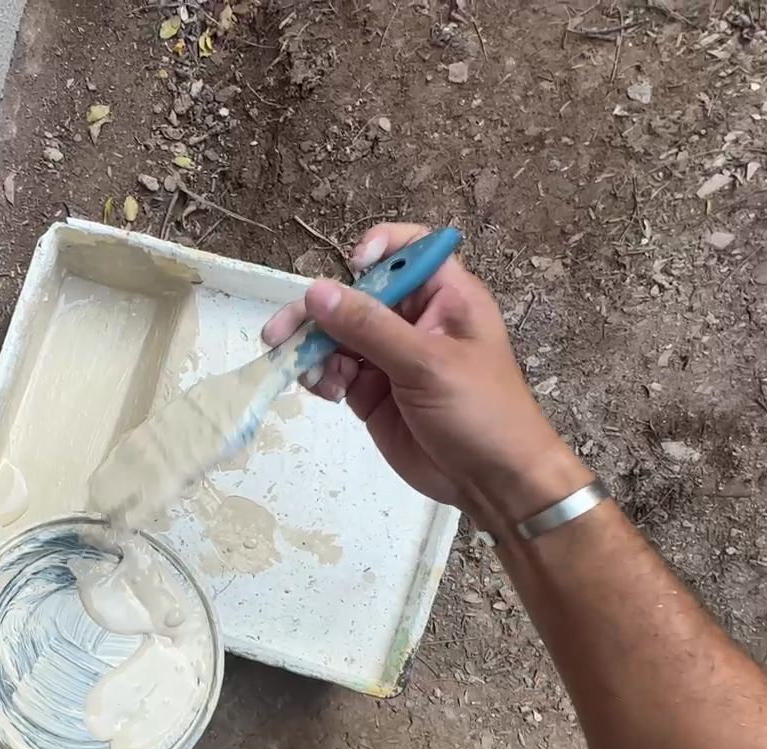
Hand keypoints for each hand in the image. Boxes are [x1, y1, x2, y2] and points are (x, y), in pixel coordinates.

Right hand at [263, 223, 591, 535]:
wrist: (489, 480)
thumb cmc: (479, 412)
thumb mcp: (425, 364)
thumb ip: (368, 327)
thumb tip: (316, 292)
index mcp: (444, 298)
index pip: (409, 251)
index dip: (378, 250)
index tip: (349, 268)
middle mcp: (412, 321)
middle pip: (355, 299)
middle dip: (317, 314)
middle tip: (277, 334)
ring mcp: (388, 358)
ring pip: (335, 338)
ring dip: (312, 352)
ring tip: (304, 374)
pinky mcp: (370, 392)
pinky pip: (333, 373)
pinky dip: (320, 379)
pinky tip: (326, 393)